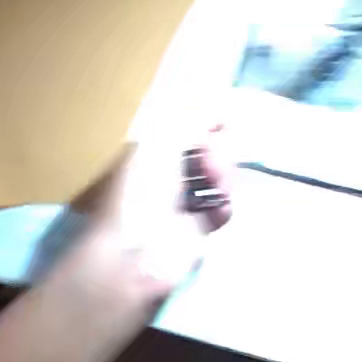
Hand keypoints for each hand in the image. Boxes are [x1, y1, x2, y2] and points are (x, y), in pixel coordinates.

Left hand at [73, 123, 235, 301]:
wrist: (136, 254)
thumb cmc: (141, 193)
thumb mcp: (162, 145)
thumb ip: (193, 122)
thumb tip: (222, 107)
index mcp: (151, 150)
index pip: (188, 129)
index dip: (209, 125)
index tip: (225, 125)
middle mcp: (167, 173)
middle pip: (209, 151)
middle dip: (218, 153)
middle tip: (213, 166)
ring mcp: (183, 202)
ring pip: (219, 178)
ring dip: (224, 178)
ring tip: (219, 188)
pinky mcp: (197, 229)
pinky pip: (222, 209)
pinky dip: (223, 207)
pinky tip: (218, 211)